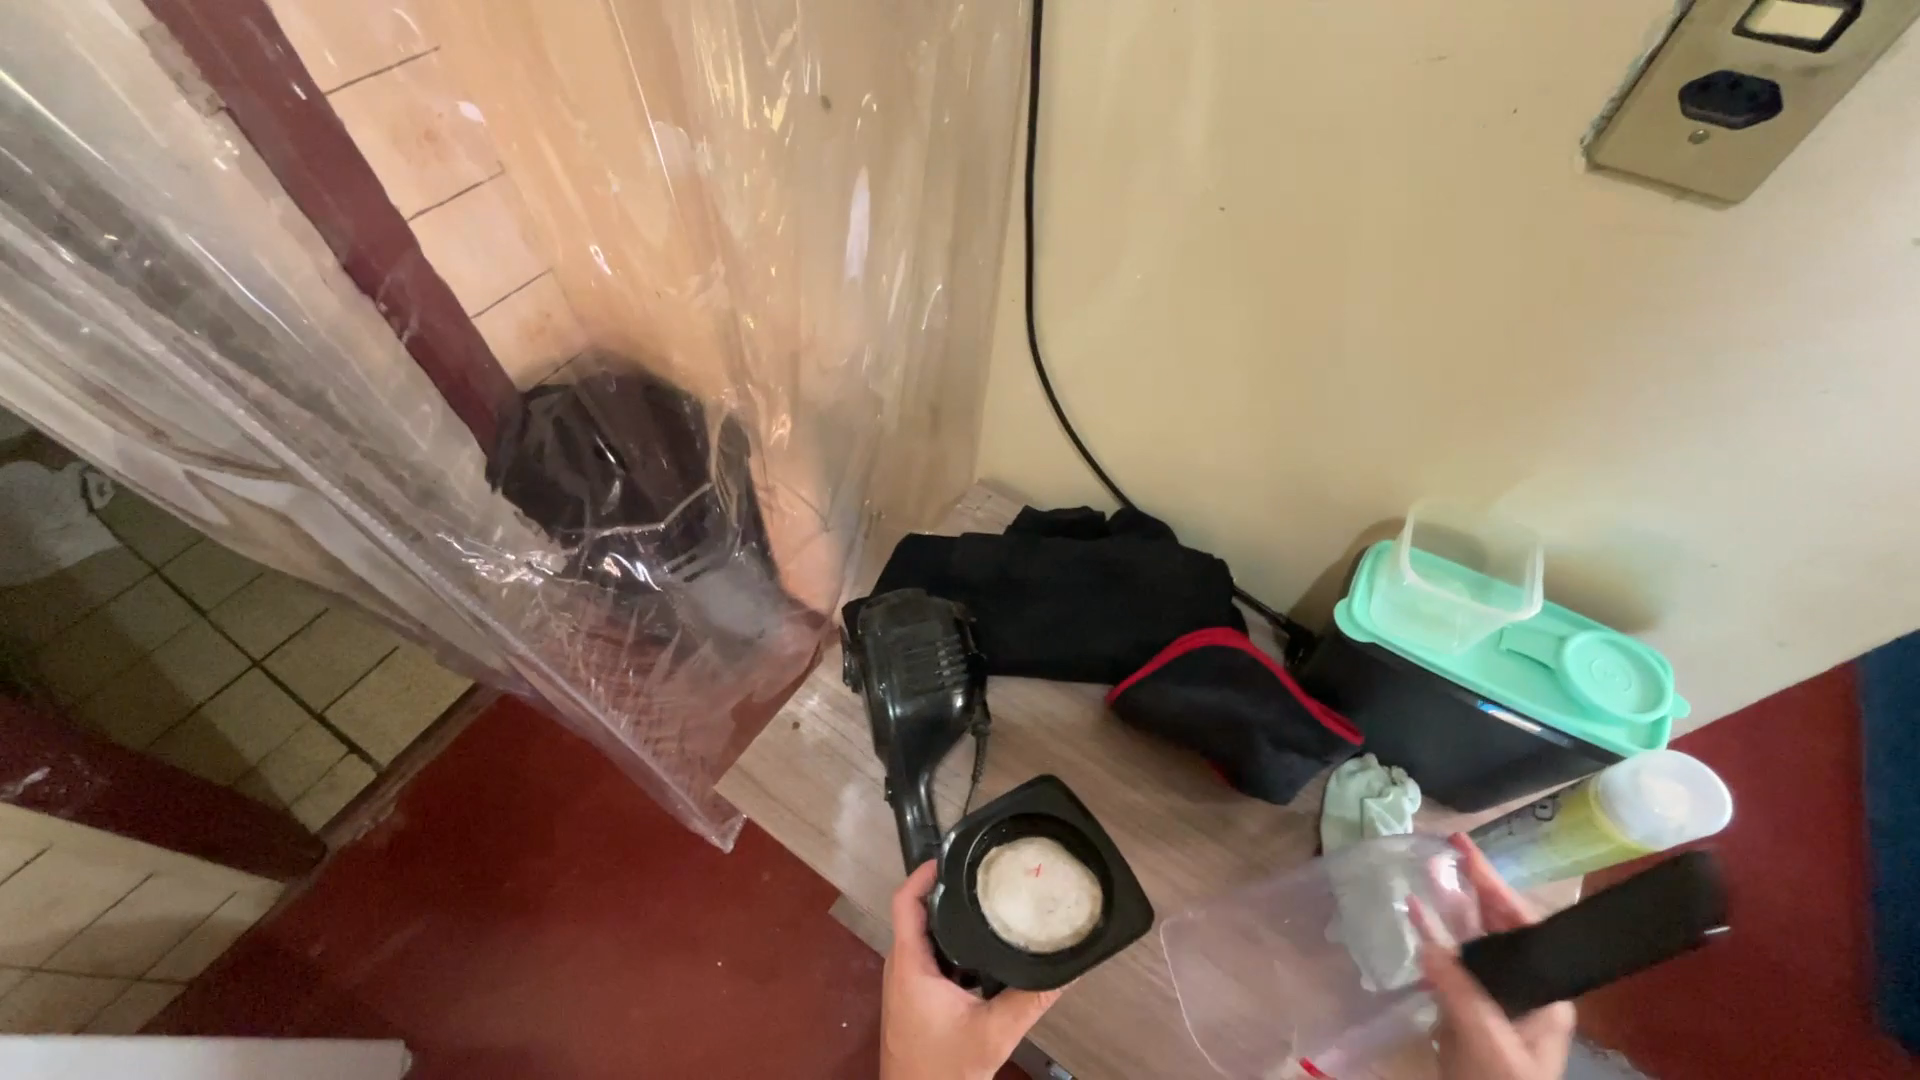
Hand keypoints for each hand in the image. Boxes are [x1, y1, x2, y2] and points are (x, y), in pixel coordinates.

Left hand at [881, 861, 1061, 1079]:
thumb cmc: (945, 1072)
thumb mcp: (994, 1033)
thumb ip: (1030, 998)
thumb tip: (1069, 968)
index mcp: (910, 964)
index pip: (905, 900)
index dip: (924, 872)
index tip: (955, 855)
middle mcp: (902, 966)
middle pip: (918, 912)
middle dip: (949, 890)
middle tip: (985, 875)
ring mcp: (906, 985)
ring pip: (925, 936)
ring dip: (951, 919)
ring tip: (989, 902)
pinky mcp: (915, 1001)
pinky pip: (931, 958)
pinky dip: (953, 946)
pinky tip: (984, 950)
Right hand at [1421, 834, 1575, 1079]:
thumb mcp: (1488, 1044)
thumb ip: (1461, 992)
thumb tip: (1426, 938)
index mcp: (1543, 994)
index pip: (1524, 926)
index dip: (1496, 886)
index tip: (1467, 853)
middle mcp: (1522, 988)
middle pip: (1499, 925)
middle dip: (1476, 885)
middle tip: (1448, 847)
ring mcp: (1492, 998)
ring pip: (1473, 939)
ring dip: (1452, 904)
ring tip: (1430, 869)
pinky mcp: (1465, 1008)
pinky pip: (1450, 960)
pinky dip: (1432, 933)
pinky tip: (1414, 916)